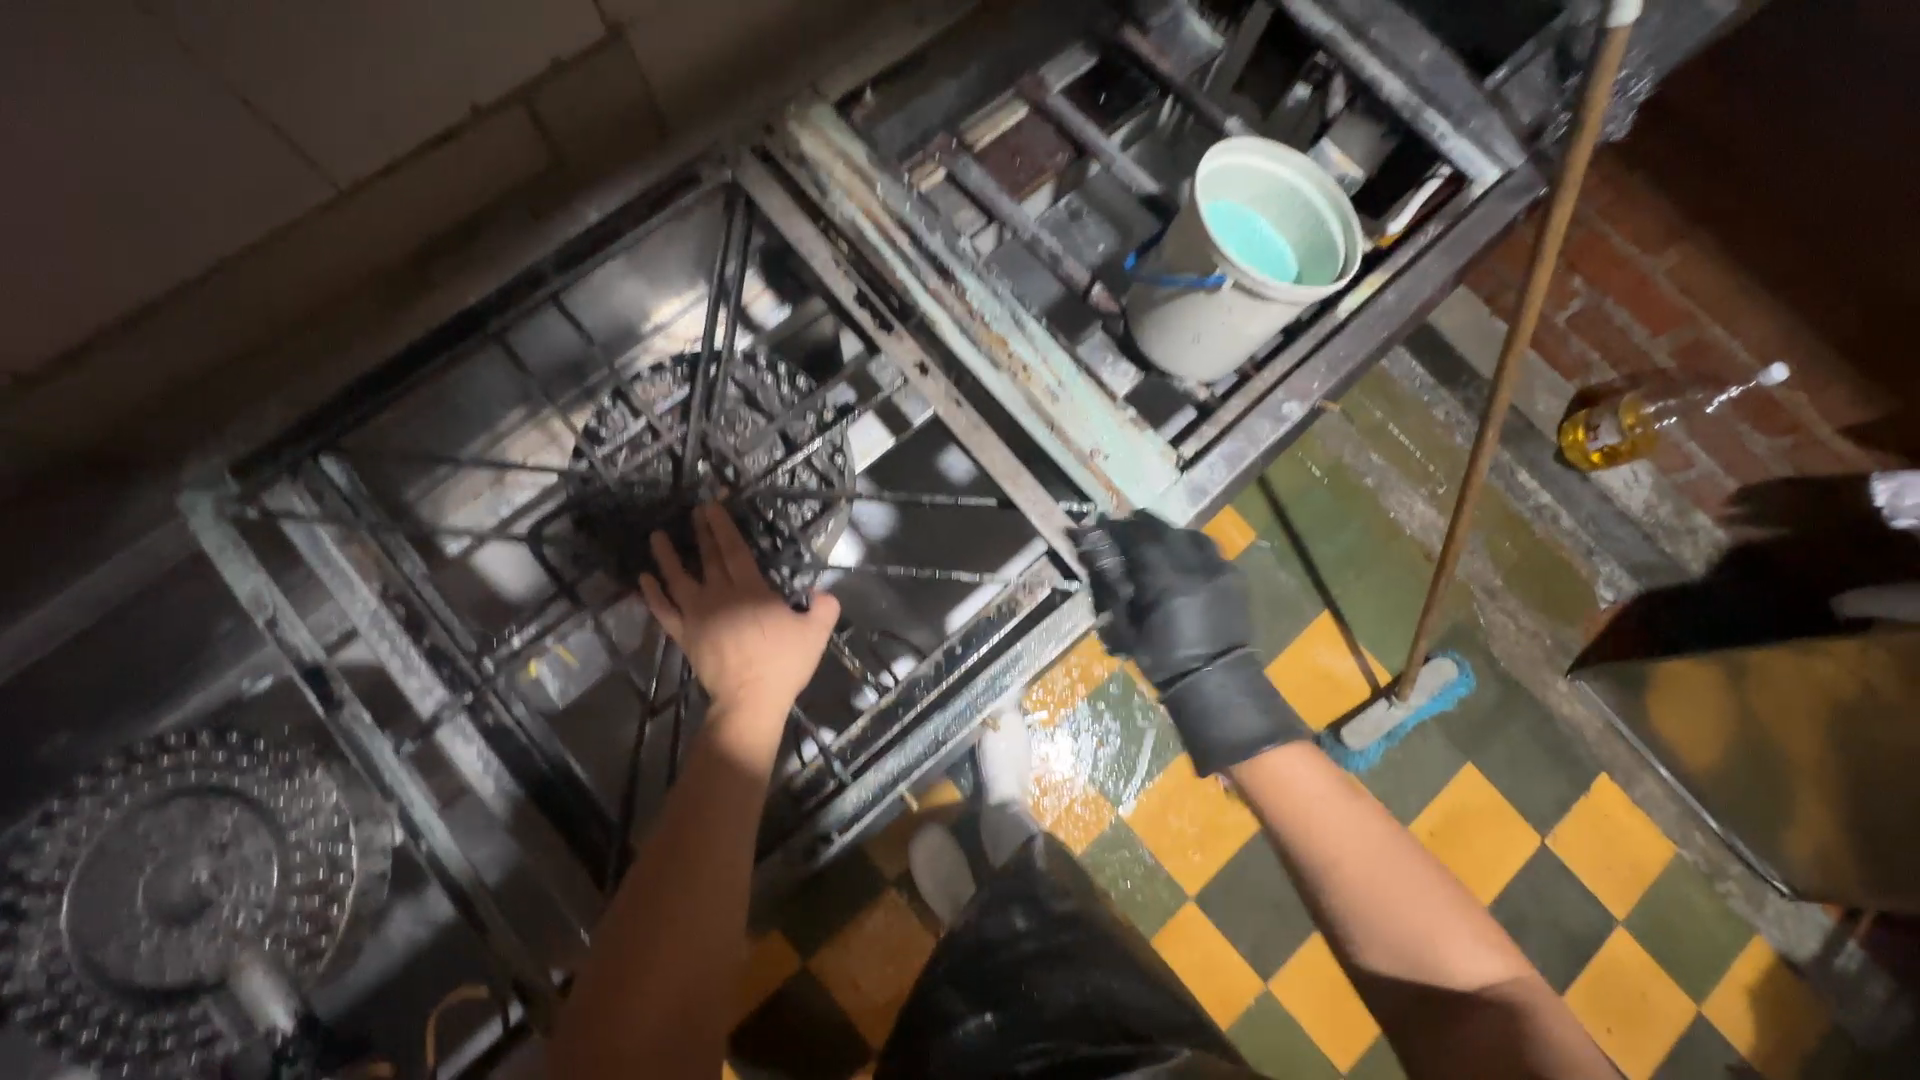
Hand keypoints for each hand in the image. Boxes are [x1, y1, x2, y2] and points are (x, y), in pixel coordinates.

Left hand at [638, 503, 840, 725]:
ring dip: (667, 556)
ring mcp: (697, 614)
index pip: (734, 549)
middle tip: (693, 511)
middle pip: (707, 557)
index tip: (712, 505)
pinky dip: (652, 594)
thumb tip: (822, 592)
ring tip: (657, 536)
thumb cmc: (783, 665)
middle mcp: (719, 594)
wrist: (750, 700)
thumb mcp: (816, 633)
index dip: (723, 525)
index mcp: (751, 589)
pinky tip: (644, 579)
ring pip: (678, 578)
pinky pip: (664, 610)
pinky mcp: (684, 635)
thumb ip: (823, 607)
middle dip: (701, 532)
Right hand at [1074, 512, 1307, 774]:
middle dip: (1140, 525)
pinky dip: (1190, 546)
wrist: (1215, 680)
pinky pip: (1209, 549)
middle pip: (1163, 530)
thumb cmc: (1163, 661)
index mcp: (1166, 582)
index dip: (1116, 528)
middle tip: (1123, 528)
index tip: (1100, 525)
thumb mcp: (1128, 627)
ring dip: (1167, 533)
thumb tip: (1094, 553)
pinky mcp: (1234, 577)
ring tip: (1152, 540)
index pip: (1137, 538)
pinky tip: (1180, 556)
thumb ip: (1112, 586)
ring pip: (1189, 534)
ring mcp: (1219, 569)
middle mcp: (1196, 567)